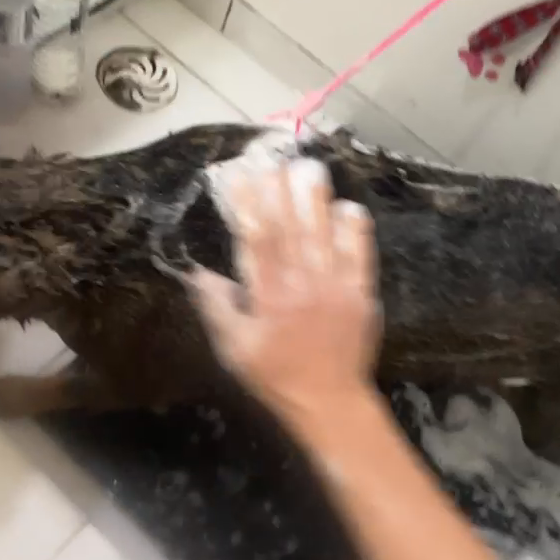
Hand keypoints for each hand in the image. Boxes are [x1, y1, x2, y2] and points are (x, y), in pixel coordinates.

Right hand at [189, 158, 380, 426]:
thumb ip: (217, 308)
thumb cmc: (274, 376)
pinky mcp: (362, 293)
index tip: (240, 174)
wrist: (329, 401)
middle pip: (291, 226)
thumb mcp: (233, 349)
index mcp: (267, 296)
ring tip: (309, 167)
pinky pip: (360, 253)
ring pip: (324, 232)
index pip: (255, 239)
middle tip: (274, 158)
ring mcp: (336, 287)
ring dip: (316, 198)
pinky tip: (347, 206)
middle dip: (281, 189)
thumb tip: (197, 272)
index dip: (247, 203)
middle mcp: (302, 284)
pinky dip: (355, 228)